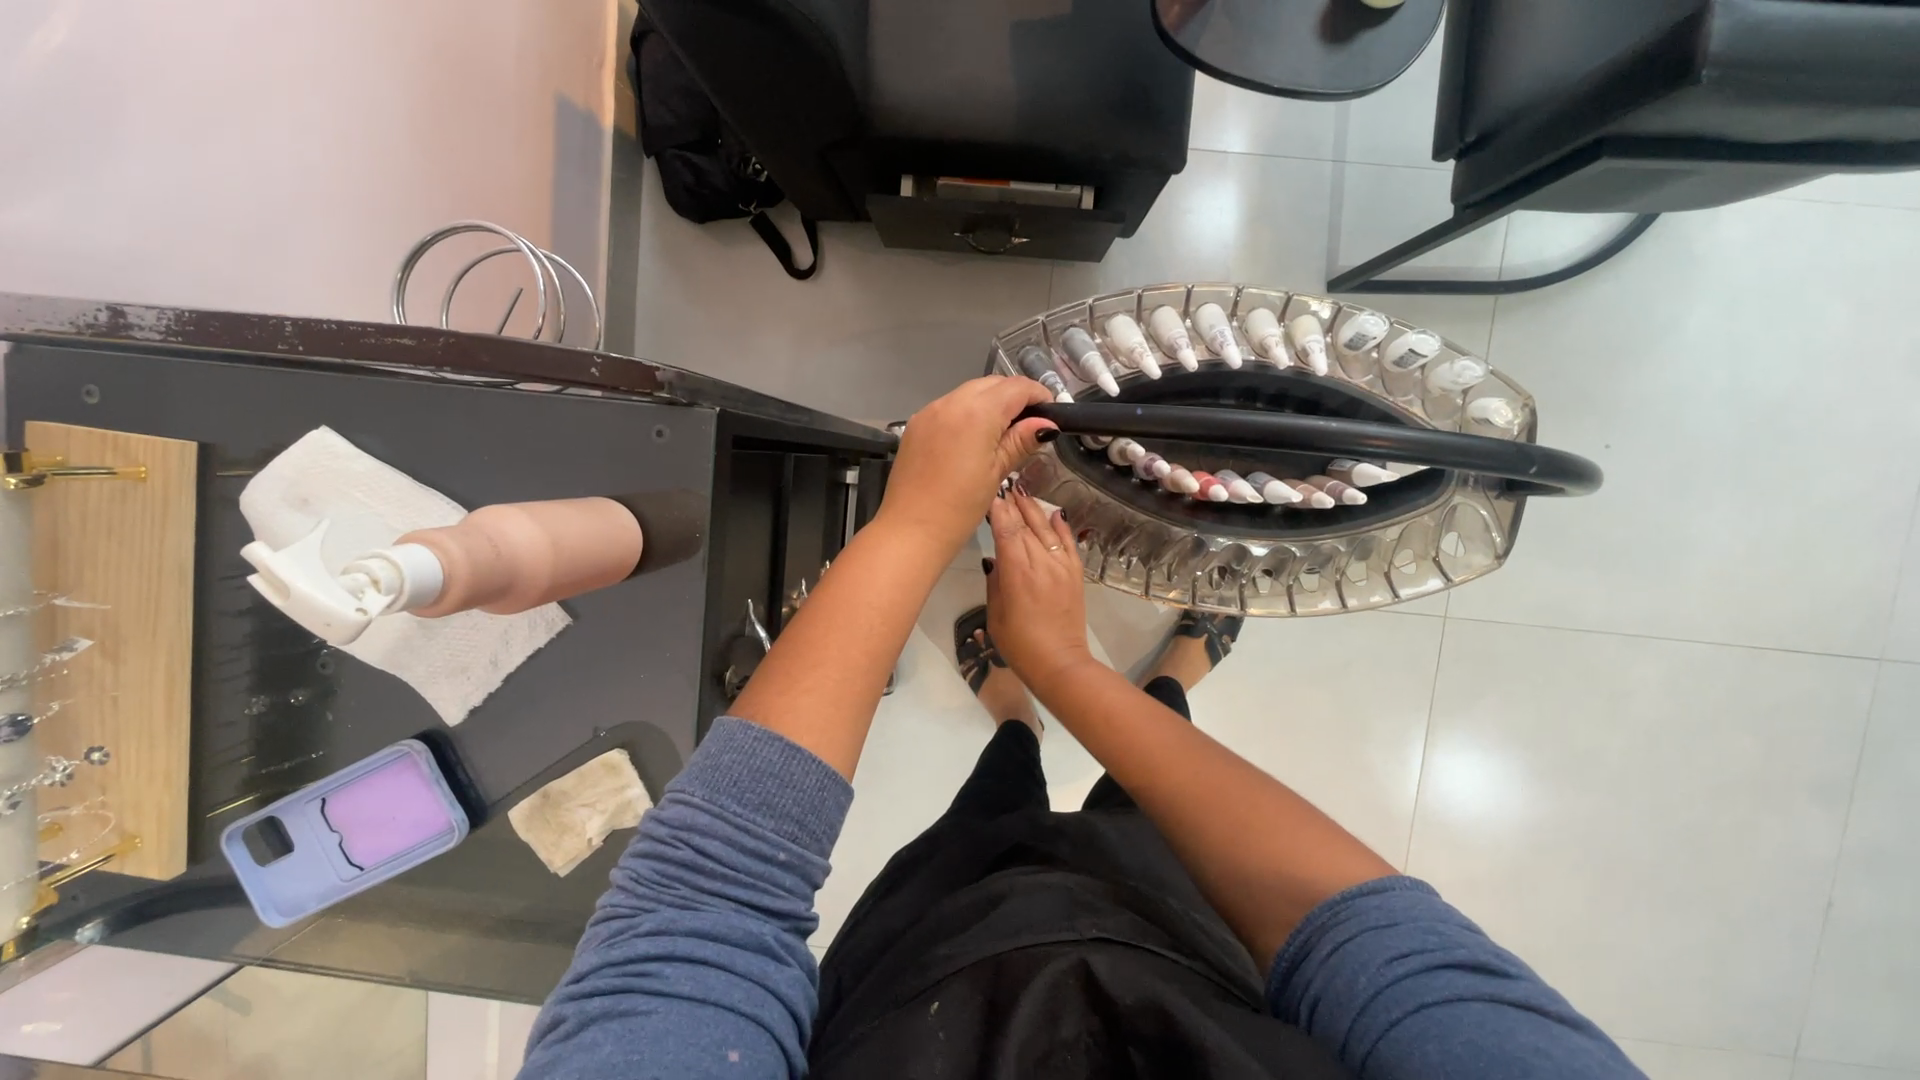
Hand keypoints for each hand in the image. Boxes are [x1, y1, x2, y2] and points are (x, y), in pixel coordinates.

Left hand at [875, 376, 1057, 557]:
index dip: (1037, 395)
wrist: (910, 529)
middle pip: (991, 384)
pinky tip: (974, 437)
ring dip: (990, 402)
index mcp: (976, 413)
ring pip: (968, 392)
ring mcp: (929, 411)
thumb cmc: (960, 507)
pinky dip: (967, 412)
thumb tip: (1046, 425)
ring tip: (1004, 431)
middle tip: (1030, 422)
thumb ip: (1020, 441)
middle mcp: (950, 402)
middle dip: (1014, 395)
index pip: (1016, 388)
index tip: (1050, 411)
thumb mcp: (997, 473)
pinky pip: (949, 407)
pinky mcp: (916, 425)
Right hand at [985, 488, 1098, 694]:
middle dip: (1013, 504)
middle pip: (1025, 525)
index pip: (1006, 530)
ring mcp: (1061, 566)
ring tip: (1022, 492)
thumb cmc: (1019, 644)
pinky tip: (1054, 512)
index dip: (997, 509)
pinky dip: (1061, 526)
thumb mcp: (995, 613)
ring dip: (1033, 509)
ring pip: (1046, 529)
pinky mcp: (1075, 574)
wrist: (1060, 662)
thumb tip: (996, 559)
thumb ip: (995, 581)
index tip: (989, 493)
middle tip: (1003, 485)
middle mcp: (1042, 562)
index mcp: (1017, 572)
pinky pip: (1068, 542)